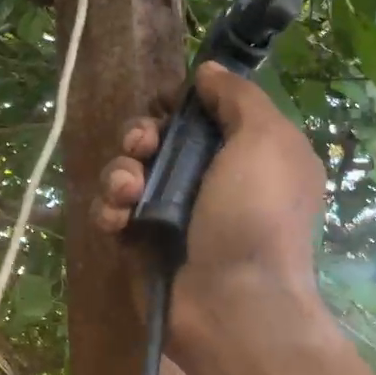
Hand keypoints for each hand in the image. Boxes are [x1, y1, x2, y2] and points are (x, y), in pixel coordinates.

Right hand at [88, 61, 326, 356]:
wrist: (232, 303)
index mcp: (248, 154)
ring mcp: (172, 215)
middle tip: (140, 148)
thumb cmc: (256, 216)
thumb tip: (209, 71)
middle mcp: (209, 181)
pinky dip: (110, 210)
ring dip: (119, 174)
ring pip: (128, 174)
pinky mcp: (140, 243)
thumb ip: (238, 99)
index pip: (201, 115)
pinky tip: (118, 221)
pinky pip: (113, 212)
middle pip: (157, 140)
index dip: (177, 105)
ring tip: (126, 193)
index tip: (165, 104)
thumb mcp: (266, 141)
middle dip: (140, 137)